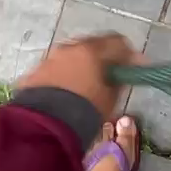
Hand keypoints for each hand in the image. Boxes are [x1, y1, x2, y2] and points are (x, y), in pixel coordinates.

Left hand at [18, 33, 136, 119]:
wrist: (44, 128)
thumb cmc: (85, 112)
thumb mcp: (110, 99)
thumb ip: (118, 82)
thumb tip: (120, 76)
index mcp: (91, 50)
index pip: (118, 42)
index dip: (129, 54)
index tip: (135, 66)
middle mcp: (69, 48)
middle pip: (92, 46)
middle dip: (102, 58)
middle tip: (110, 74)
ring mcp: (49, 59)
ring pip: (71, 57)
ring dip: (81, 66)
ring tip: (85, 85)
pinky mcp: (34, 73)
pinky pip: (55, 69)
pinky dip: (64, 76)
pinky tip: (66, 92)